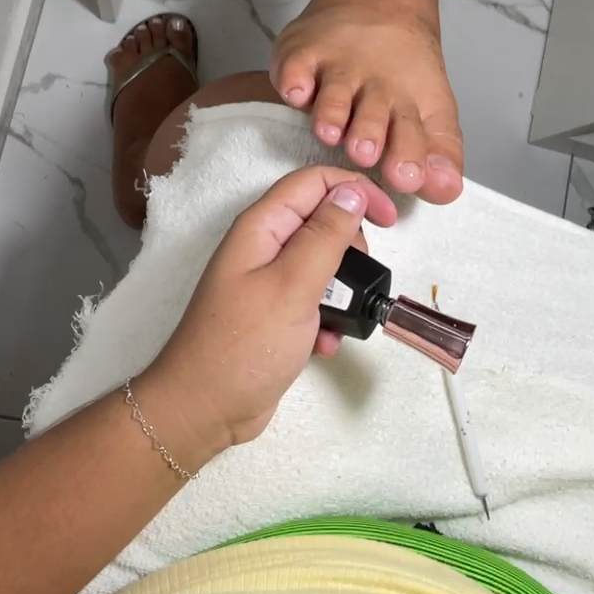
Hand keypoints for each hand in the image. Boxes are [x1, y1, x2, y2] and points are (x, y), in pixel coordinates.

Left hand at [140, 167, 399, 455]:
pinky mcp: (276, 314)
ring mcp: (268, 282)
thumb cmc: (244, 344)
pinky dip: (327, 321)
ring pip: (323, 265)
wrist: (205, 410)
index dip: (354, 190)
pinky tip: (324, 345)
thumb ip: (326, 236)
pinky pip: (314, 302)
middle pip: (321, 220)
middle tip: (358, 279)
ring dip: (342, 292)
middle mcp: (263, 247)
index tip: (388, 219)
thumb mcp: (293, 285)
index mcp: (261, 227)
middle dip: (351, 246)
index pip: (313, 182)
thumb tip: (352, 192)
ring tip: (340, 319)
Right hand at [271, 0, 465, 203]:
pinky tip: (296, 92)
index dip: (411, 156)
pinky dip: (293, 78)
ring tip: (329, 131)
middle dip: (368, 133)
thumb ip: (438, 153)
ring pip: (334, 93)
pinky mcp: (304, 53)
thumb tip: (446, 190)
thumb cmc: (402, 65)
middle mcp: (375, 87)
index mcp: (408, 105)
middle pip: (372, 114)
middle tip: (364, 152)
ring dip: (331, 112)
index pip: (414, 133)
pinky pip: (295, 66)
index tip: (408, 176)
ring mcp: (338, 68)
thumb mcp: (431, 107)